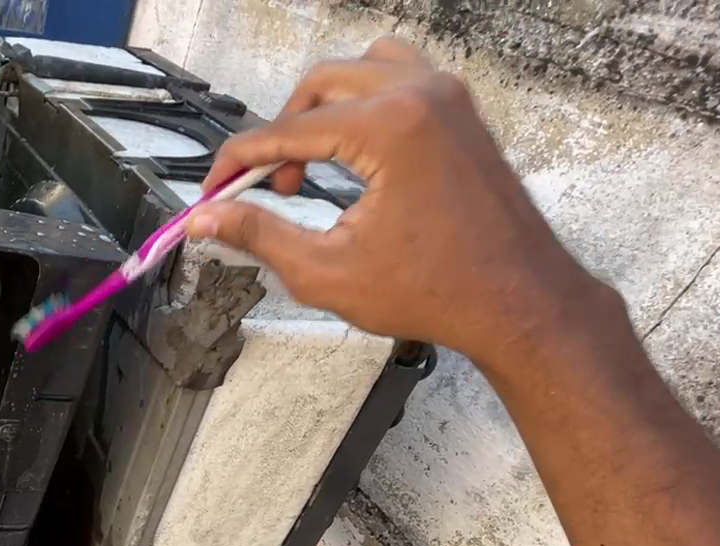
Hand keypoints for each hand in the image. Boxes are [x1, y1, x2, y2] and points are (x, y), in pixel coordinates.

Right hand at [186, 38, 615, 376]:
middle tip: (258, 189)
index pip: (287, 129)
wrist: (512, 299)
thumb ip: (258, 234)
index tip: (214, 191)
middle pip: (319, 87)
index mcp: (390, 128)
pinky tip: (349, 157)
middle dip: (278, 135)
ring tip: (306, 168)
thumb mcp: (323, 271)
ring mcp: (448, 97)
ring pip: (359, 72)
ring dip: (320, 112)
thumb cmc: (431, 289)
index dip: (238, 162)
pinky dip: (360, 108)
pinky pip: (398, 80)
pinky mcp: (460, 113)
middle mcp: (422, 95)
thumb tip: (207, 218)